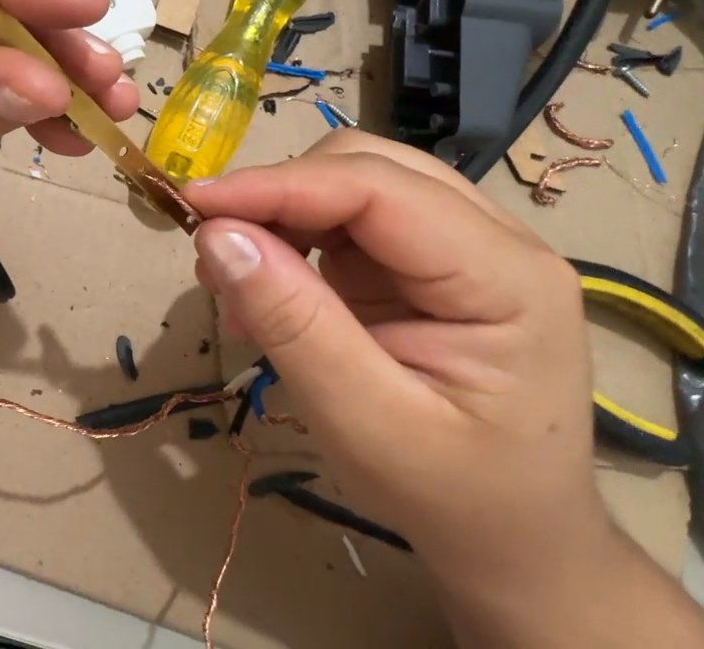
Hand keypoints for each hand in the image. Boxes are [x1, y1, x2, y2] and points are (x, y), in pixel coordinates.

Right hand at [184, 131, 611, 588]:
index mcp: (507, 278)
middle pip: (366, 167)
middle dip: (276, 193)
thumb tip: (216, 235)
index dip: (278, 184)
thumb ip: (294, 324)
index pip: (378, 189)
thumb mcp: (364, 423)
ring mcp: (456, 246)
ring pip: (348, 181)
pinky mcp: (419, 261)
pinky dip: (286, 237)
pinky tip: (261, 292)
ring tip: (228, 278)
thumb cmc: (450, 493)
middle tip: (209, 247)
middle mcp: (493, 241)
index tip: (192, 204)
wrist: (511, 538)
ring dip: (276, 213)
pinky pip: (340, 218)